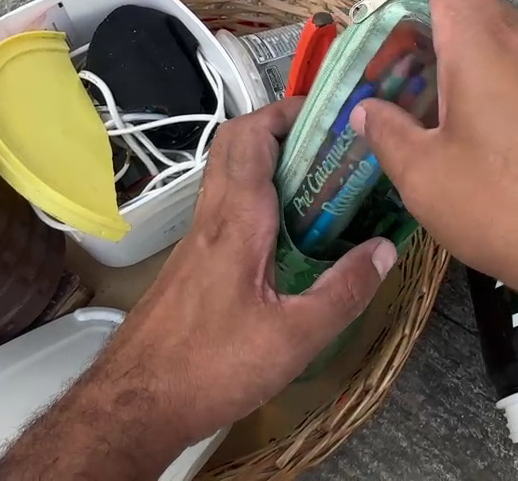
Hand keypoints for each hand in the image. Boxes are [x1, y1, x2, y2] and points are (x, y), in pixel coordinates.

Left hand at [109, 98, 395, 446]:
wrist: (132, 406)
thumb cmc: (209, 367)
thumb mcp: (292, 340)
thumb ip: (342, 292)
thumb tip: (385, 250)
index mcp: (238, 217)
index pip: (253, 135)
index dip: (288, 110)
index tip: (330, 113)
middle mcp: (214, 214)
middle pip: (235, 140)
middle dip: (279, 123)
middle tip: (325, 138)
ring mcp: (199, 234)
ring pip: (228, 168)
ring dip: (268, 154)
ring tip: (317, 173)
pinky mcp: (194, 257)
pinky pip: (227, 199)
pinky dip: (258, 189)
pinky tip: (289, 223)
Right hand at [353, 0, 517, 311]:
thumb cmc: (513, 206)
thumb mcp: (428, 180)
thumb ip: (387, 134)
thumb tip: (367, 112)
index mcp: (483, 36)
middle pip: (463, 0)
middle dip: (415, 31)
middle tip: (387, 84)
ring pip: (492, 36)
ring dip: (451, 62)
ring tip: (427, 121)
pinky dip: (488, 79)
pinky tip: (479, 139)